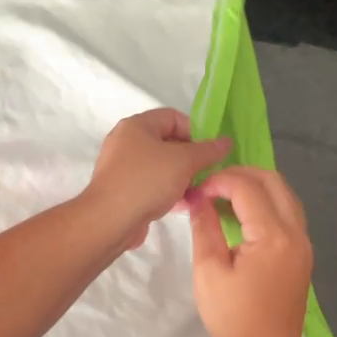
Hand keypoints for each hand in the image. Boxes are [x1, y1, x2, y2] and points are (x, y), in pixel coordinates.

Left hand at [82, 109, 231, 250]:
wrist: (110, 220)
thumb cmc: (147, 180)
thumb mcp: (183, 161)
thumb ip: (208, 150)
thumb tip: (226, 141)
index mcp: (137, 125)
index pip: (173, 117)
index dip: (196, 131)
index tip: (212, 152)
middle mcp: (126, 141)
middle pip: (168, 142)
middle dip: (191, 159)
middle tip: (209, 174)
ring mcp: (123, 166)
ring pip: (161, 166)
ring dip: (182, 178)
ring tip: (200, 193)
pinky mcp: (123, 189)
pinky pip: (151, 184)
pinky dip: (168, 191)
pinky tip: (184, 205)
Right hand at [187, 167, 314, 336]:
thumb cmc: (233, 318)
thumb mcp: (208, 270)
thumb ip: (204, 227)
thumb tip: (197, 198)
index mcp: (273, 236)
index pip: (246, 187)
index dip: (218, 182)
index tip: (195, 194)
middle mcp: (296, 233)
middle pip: (273, 181)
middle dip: (240, 174)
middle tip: (210, 186)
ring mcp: (303, 244)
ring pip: (284, 194)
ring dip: (255, 186)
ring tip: (223, 197)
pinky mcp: (302, 254)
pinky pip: (287, 212)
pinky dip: (265, 202)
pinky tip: (241, 215)